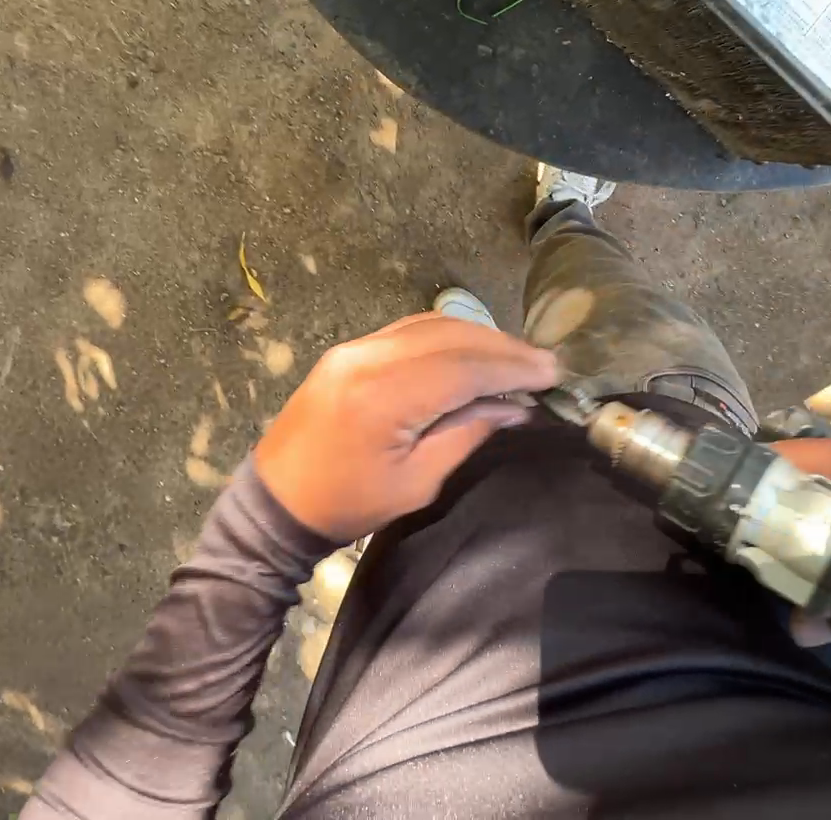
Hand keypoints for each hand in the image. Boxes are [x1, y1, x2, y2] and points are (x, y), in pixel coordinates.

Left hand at [254, 313, 560, 541]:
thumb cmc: (347, 503)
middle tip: (545, 364)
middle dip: (503, 348)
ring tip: (517, 358)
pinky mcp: (349, 350)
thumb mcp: (416, 482)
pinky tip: (473, 352)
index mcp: (382, 396)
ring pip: (430, 326)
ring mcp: (355, 348)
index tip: (554, 373)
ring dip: (478, 338)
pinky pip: (409, 331)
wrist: (276, 500)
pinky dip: (448, 337)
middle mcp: (368, 357)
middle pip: (450, 336)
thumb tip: (515, 407)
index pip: (463, 367)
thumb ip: (467, 433)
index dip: (512, 368)